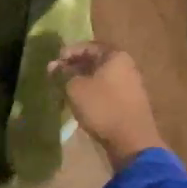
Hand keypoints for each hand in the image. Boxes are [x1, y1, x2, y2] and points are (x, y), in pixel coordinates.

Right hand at [50, 42, 161, 168]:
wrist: (132, 141)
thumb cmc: (102, 107)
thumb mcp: (75, 88)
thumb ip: (62, 74)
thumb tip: (54, 66)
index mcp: (116, 56)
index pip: (88, 46)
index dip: (68, 52)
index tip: (54, 63)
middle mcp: (126, 66)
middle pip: (95, 61)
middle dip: (74, 67)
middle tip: (56, 76)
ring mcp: (130, 85)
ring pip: (101, 77)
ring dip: (82, 81)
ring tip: (65, 90)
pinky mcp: (130, 103)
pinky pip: (107, 91)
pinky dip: (93, 93)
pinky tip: (81, 103)